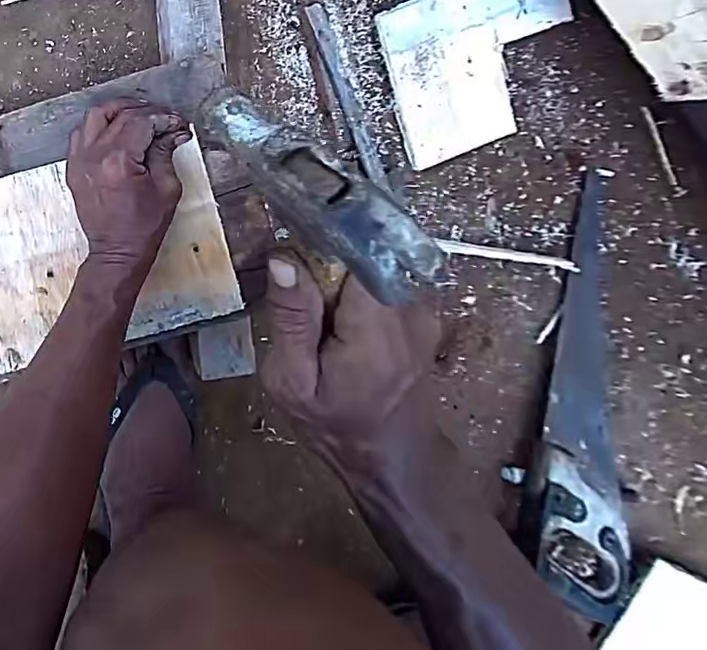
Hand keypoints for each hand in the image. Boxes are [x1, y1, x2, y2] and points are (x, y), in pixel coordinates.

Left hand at [65, 98, 191, 273]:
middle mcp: (94, 156)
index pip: (142, 122)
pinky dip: (99, 125)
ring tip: (139, 115)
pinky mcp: (73, 167)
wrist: (116, 251)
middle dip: (146, 112)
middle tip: (164, 118)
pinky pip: (82, 133)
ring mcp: (79, 160)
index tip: (177, 122)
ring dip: (119, 110)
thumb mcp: (166, 188)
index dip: (163, 118)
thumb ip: (166, 152)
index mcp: (118, 161)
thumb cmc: (143, 226)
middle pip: (120, 115)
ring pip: (95, 116)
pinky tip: (115, 129)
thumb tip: (173, 130)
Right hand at [262, 250, 441, 471]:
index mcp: (376, 332)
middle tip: (304, 307)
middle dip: (325, 268)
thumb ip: (290, 318)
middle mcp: (410, 314)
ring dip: (340, 281)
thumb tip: (282, 257)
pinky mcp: (424, 313)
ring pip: (369, 265)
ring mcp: (423, 312)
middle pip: (360, 256)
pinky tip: (344, 324)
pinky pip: (380, 280)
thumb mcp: (292, 381)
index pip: (354, 252)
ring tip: (323, 320)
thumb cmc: (336, 426)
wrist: (394, 459)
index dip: (320, 246)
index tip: (295, 264)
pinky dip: (357, 292)